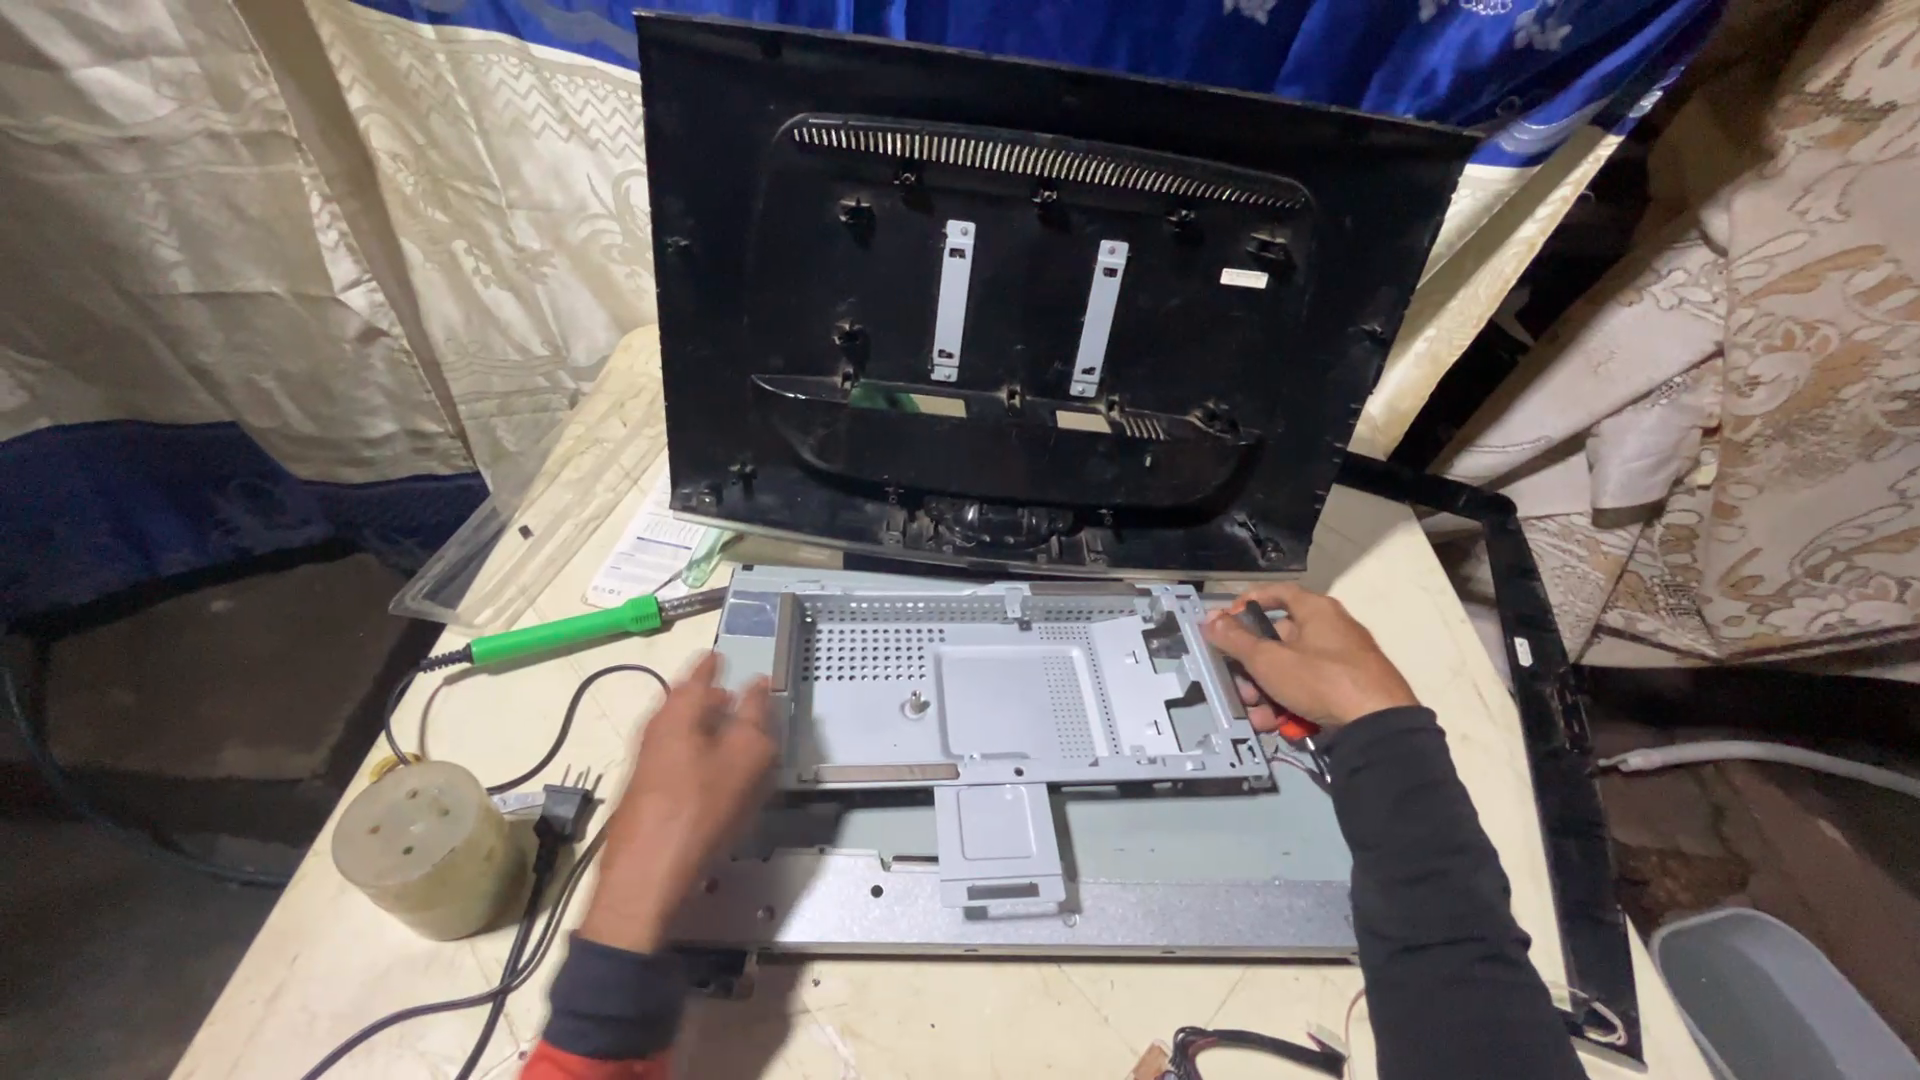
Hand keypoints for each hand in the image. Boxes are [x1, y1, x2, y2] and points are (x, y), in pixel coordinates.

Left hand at [579, 653, 774, 953]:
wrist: (646, 877)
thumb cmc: (701, 810)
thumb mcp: (746, 759)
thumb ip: (756, 717)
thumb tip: (759, 684)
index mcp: (677, 713)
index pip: (697, 673)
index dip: (712, 664)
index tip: (721, 654)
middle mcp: (654, 731)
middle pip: (683, 702)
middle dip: (709, 697)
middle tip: (733, 697)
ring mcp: (645, 763)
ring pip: (678, 731)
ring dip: (703, 728)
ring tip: (729, 737)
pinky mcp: (644, 792)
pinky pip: (675, 758)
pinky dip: (695, 754)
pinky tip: (713, 777)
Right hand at [1202, 582, 1416, 731]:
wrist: (1379, 725)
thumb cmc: (1320, 679)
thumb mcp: (1268, 660)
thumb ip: (1235, 639)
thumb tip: (1209, 618)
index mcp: (1316, 610)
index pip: (1277, 592)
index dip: (1248, 602)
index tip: (1226, 621)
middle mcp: (1331, 629)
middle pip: (1278, 640)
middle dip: (1251, 667)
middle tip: (1238, 685)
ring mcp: (1342, 661)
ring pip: (1290, 670)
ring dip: (1266, 692)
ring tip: (1257, 715)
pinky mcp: (1349, 689)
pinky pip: (1310, 689)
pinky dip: (1290, 703)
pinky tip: (1277, 724)